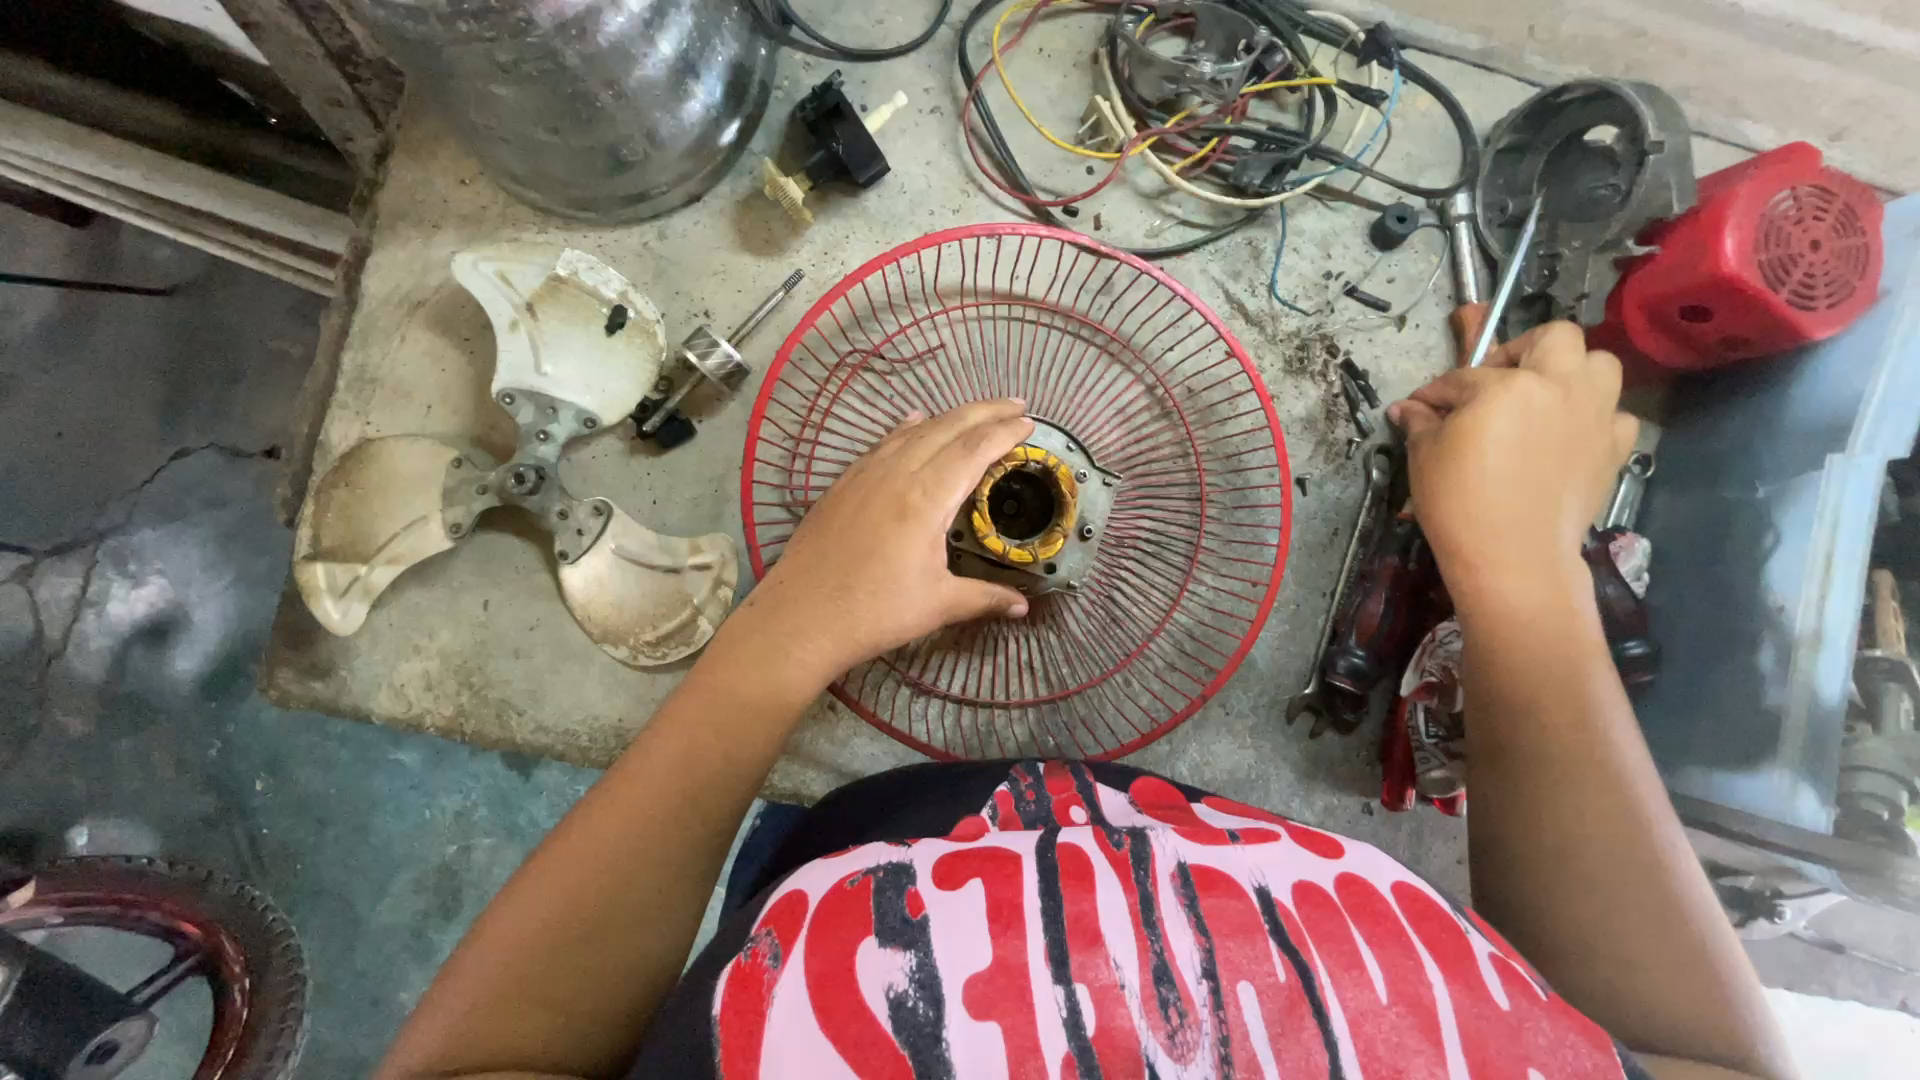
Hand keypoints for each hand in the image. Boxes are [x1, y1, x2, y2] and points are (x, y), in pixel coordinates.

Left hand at [729, 399, 1034, 683]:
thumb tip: (1023, 606)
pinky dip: (907, 428)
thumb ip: (984, 598)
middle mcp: (896, 474)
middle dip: (985, 412)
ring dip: (949, 416)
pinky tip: (912, 421)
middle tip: (1015, 405)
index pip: (974, 450)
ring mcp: (865, 475)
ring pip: (913, 430)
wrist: (800, 618)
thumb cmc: (874, 613)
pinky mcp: (843, 484)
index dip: (1004, 433)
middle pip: (947, 427)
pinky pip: (883, 443)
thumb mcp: (938, 605)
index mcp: (926, 498)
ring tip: (975, 413)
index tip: (1030, 424)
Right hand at [1387, 317, 1636, 610]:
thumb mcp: (1424, 456)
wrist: (1511, 553)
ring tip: (1543, 397)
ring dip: (1570, 372)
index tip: (1421, 406)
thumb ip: (1420, 422)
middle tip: (1497, 379)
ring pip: (1599, 364)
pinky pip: (1614, 413)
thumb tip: (1406, 408)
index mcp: (1506, 385)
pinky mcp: (1614, 445)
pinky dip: (1593, 416)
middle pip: (1555, 337)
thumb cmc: (1458, 500)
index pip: (1463, 376)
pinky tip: (1567, 435)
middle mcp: (1559, 386)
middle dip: (1522, 350)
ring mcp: (1595, 413)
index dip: (1436, 392)